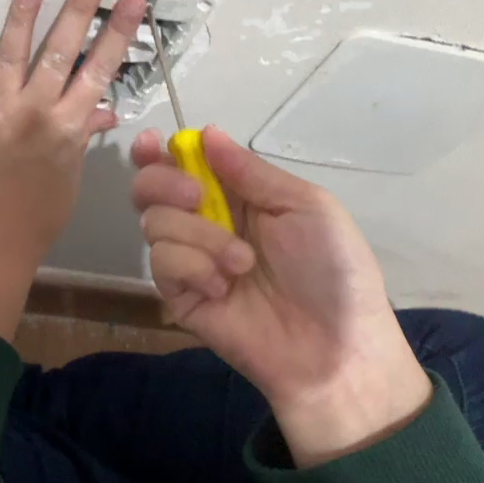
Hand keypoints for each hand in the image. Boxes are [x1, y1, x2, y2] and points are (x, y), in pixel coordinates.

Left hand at [0, 0, 146, 339]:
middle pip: (61, 51)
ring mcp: (0, 112)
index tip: (131, 0)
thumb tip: (104, 109)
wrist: (1, 235)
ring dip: (22, 18)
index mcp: (69, 124)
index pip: (100, 68)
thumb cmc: (46, 208)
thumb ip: (85, 131)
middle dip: (79, 9)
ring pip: (12, 56)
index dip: (117, 32)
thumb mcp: (75, 169)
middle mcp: (37, 111)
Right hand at [131, 127, 431, 465]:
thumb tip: (206, 133)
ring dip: (199, 236)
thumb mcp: (305, 206)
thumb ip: (250, 171)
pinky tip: (224, 289)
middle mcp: (204, 221)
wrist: (333, 350)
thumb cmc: (332, 271)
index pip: (183, 163)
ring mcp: (188, 259)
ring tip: (242, 264)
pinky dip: (193, 268)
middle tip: (197, 198)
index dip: (161, 150)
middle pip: (150, 186)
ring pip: (154, 222)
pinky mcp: (178, 294)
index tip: (153, 144)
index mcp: (236, 195)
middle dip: (165, 183)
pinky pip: (162, 262)